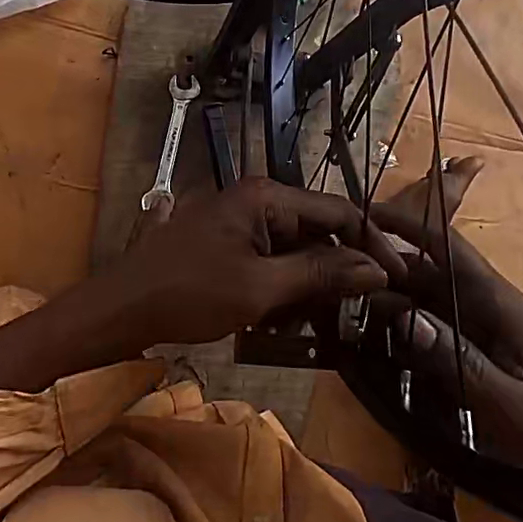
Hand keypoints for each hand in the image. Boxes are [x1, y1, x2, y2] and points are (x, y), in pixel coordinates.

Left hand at [0, 179, 405, 394]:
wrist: (122, 308)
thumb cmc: (189, 294)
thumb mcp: (261, 288)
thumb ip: (321, 272)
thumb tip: (379, 266)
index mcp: (263, 196)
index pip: (337, 210)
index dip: (371, 243)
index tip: (400, 279)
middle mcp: (252, 198)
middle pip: (315, 230)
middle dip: (332, 273)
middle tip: (348, 315)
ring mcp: (235, 220)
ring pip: (292, 250)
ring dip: (304, 288)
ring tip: (299, 325)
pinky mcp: (223, 242)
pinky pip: (266, 260)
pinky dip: (277, 289)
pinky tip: (272, 321)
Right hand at [369, 164, 522, 489]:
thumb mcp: (512, 408)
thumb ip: (458, 362)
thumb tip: (404, 318)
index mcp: (503, 307)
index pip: (449, 248)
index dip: (408, 225)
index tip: (364, 214)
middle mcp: (488, 310)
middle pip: (425, 274)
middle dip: (382, 272)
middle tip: (335, 281)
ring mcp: (479, 332)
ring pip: (422, 301)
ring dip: (385, 304)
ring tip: (344, 311)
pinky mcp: (472, 354)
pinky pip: (427, 331)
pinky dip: (397, 331)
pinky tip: (371, 342)